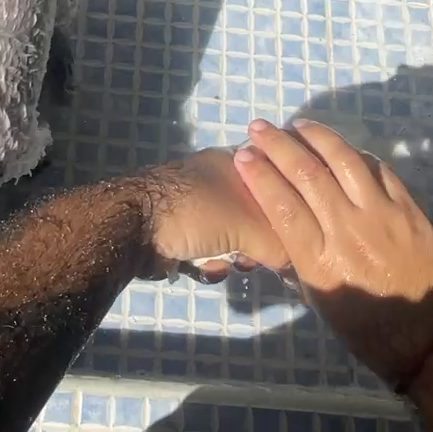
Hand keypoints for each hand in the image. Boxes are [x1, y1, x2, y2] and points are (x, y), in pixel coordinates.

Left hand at [143, 149, 289, 278]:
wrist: (134, 225)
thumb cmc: (195, 211)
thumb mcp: (247, 226)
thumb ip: (279, 244)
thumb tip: (298, 264)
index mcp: (235, 163)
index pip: (276, 179)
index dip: (289, 205)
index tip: (298, 231)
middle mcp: (217, 180)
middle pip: (256, 214)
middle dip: (260, 240)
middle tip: (260, 255)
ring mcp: (196, 206)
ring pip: (232, 236)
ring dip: (234, 255)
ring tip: (233, 263)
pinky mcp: (180, 232)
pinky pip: (208, 251)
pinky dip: (210, 262)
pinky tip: (206, 268)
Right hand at [232, 118, 432, 389]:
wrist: (431, 338)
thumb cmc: (364, 327)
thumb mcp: (317, 298)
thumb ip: (296, 255)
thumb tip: (276, 220)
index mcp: (320, 261)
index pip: (282, 205)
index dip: (259, 174)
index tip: (242, 154)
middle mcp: (348, 231)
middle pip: (307, 174)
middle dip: (278, 145)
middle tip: (259, 128)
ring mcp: (382, 215)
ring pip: (344, 160)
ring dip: (316, 136)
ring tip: (298, 125)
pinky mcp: (409, 209)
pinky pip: (378, 169)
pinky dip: (354, 153)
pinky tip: (340, 147)